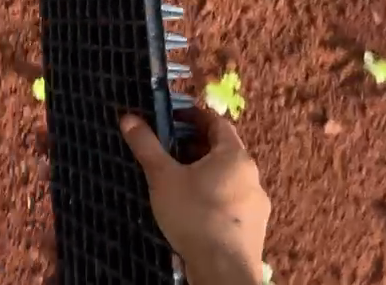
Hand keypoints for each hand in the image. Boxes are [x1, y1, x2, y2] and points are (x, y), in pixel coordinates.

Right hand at [121, 110, 270, 284]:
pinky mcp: (253, 227)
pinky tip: (190, 202)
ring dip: (202, 168)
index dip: (192, 115)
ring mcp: (256, 205)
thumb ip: (146, 144)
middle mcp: (252, 177)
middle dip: (192, 143)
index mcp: (235, 158)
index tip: (168, 116)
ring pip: (226, 175)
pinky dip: (211, 190)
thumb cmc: (194, 214)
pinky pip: (230, 197)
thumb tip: (129, 117)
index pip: (217, 123)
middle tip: (165, 144)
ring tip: (173, 174)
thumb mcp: (162, 174)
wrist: (224, 272)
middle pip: (222, 149)